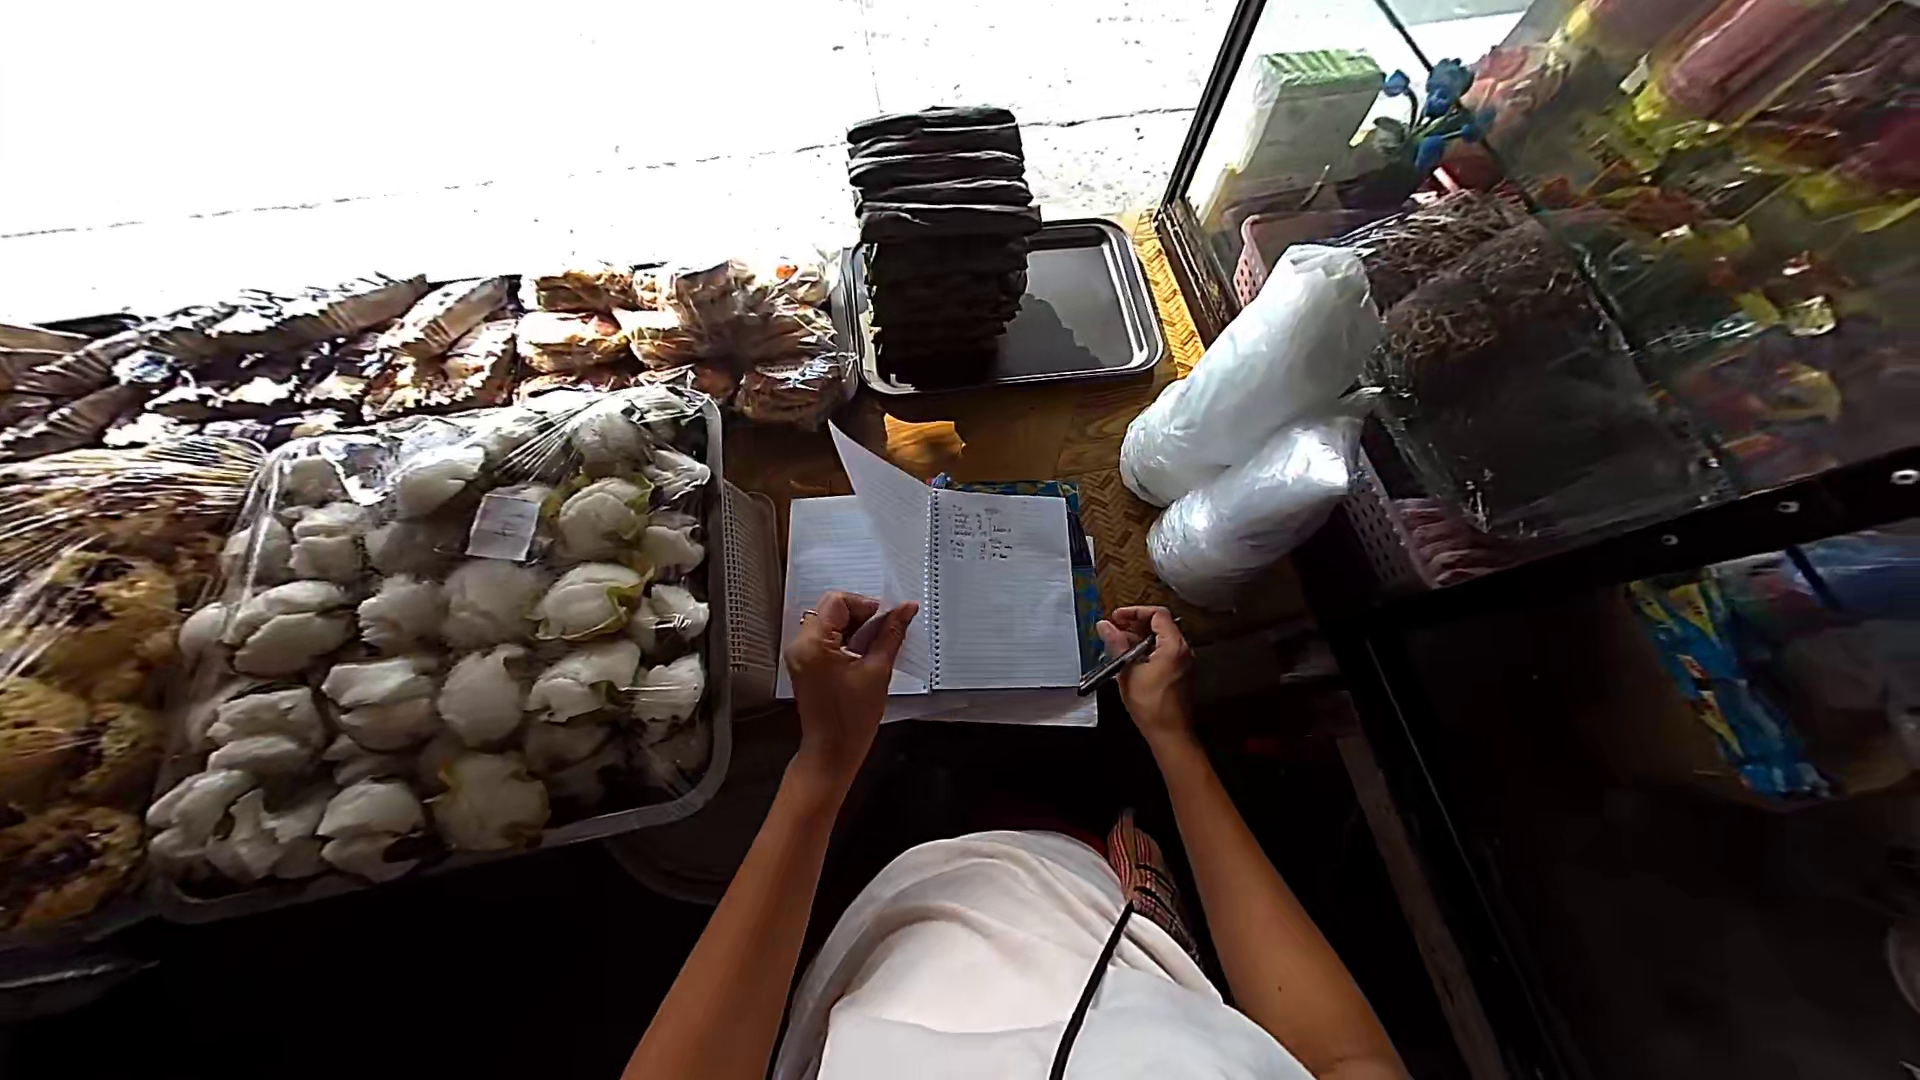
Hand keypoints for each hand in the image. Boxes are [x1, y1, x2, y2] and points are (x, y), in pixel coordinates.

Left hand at [783, 591, 918, 787]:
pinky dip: (845, 638)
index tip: (885, 616)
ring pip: (828, 621)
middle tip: (883, 628)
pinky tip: (863, 652)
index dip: (864, 605)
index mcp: (814, 644)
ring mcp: (800, 654)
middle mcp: (800, 645)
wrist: (832, 751)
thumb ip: (891, 633)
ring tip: (874, 643)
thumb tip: (906, 609)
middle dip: (860, 614)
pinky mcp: (804, 663)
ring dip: (853, 626)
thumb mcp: (878, 670)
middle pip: (830, 608)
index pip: (837, 601)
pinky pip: (824, 637)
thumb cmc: (851, 719)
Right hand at [1096, 606, 1192, 746]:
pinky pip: (1163, 649)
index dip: (1134, 611)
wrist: (1169, 733)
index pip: (1157, 614)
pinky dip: (1146, 646)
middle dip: (1135, 622)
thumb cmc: (1151, 706)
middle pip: (1160, 623)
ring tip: (1118, 640)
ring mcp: (1183, 660)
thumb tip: (1105, 626)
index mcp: (1174, 646)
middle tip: (1114, 626)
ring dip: (1139, 634)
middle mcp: (1183, 650)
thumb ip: (1116, 644)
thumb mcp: (1128, 671)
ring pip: (1161, 636)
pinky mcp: (1179, 670)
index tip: (1117, 617)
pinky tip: (1129, 655)